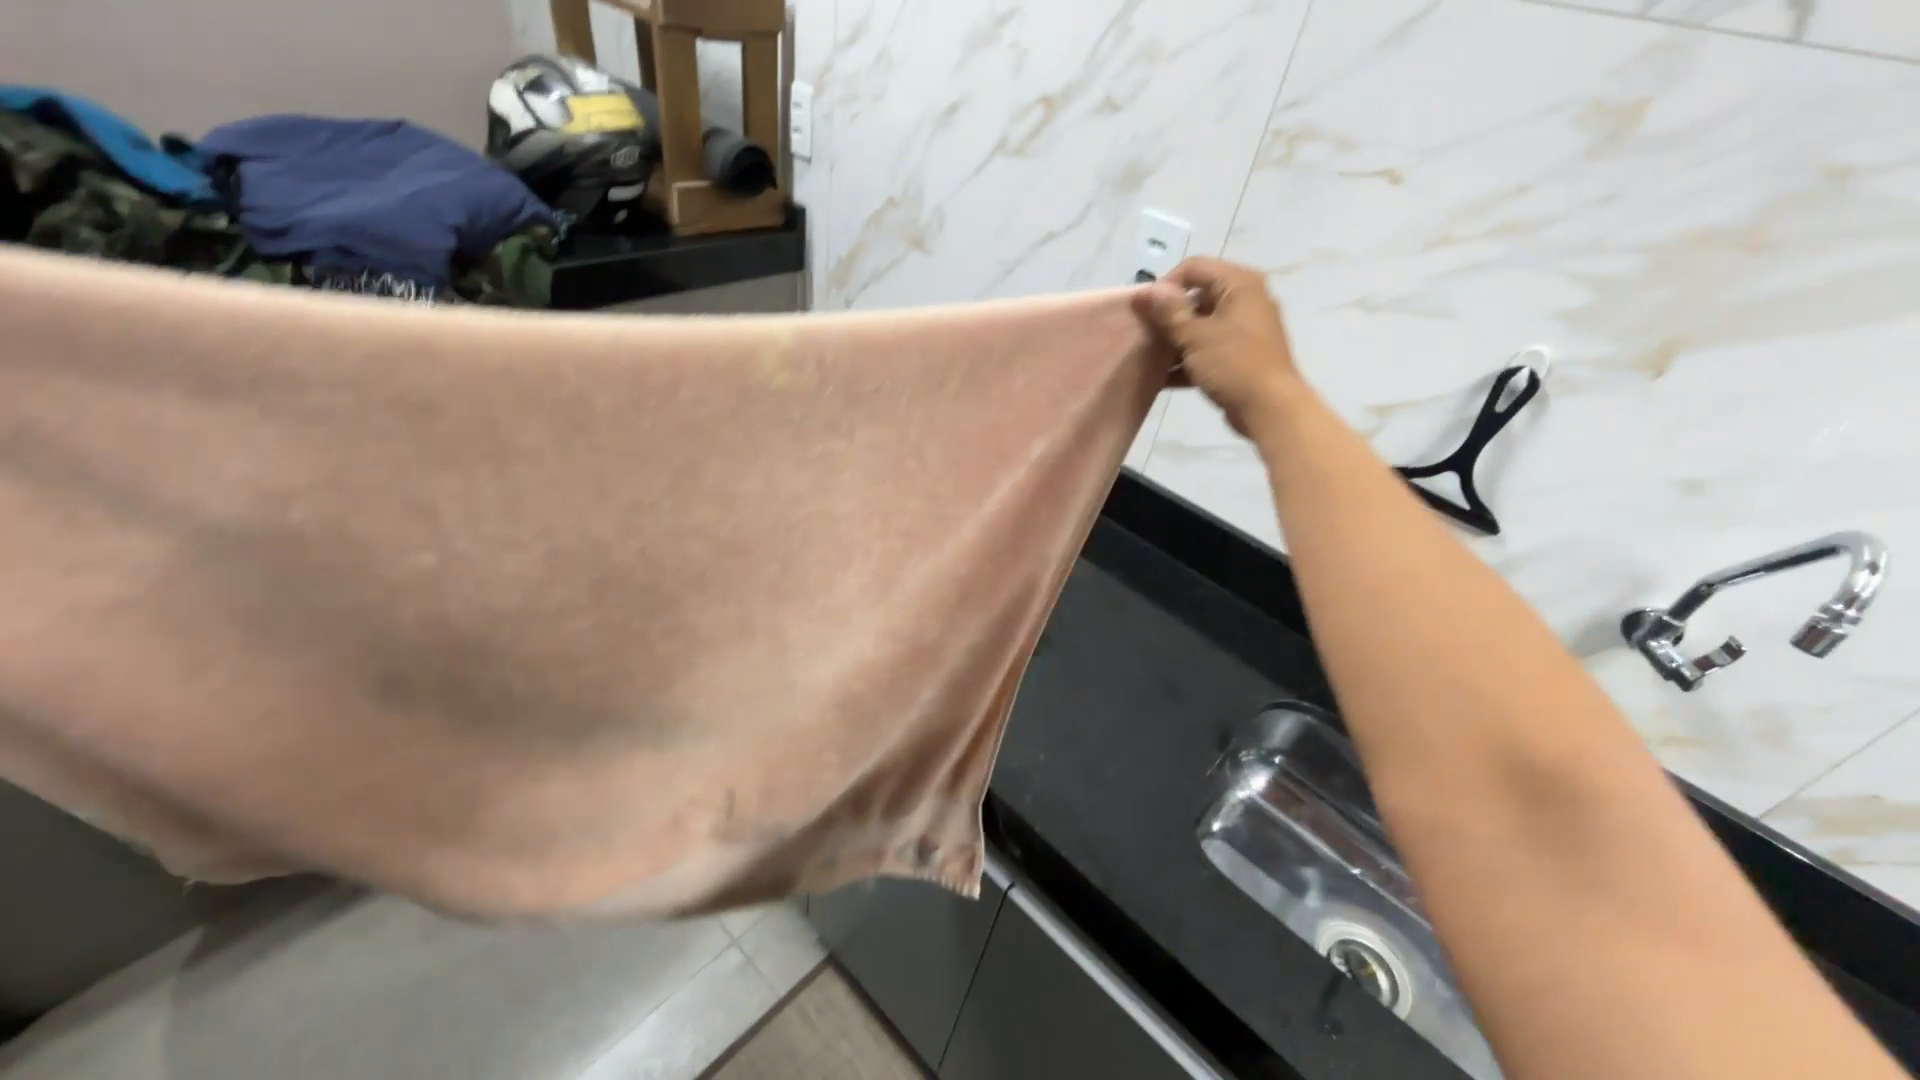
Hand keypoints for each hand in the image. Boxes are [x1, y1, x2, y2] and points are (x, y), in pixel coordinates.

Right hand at [1132, 257, 1304, 437]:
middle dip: (1167, 316)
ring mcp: (1244, 330)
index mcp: (1239, 284)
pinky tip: (1163, 378)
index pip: (1193, 268)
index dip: (1166, 286)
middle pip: (1196, 297)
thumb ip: (1168, 312)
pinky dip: (1187, 360)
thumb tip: (1145, 292)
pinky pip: (1208, 349)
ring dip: (1174, 340)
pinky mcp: (1240, 356)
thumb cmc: (1234, 364)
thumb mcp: (1195, 336)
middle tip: (1144, 335)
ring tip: (1149, 357)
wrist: (1270, 409)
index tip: (1146, 311)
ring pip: (1200, 326)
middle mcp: (1245, 300)